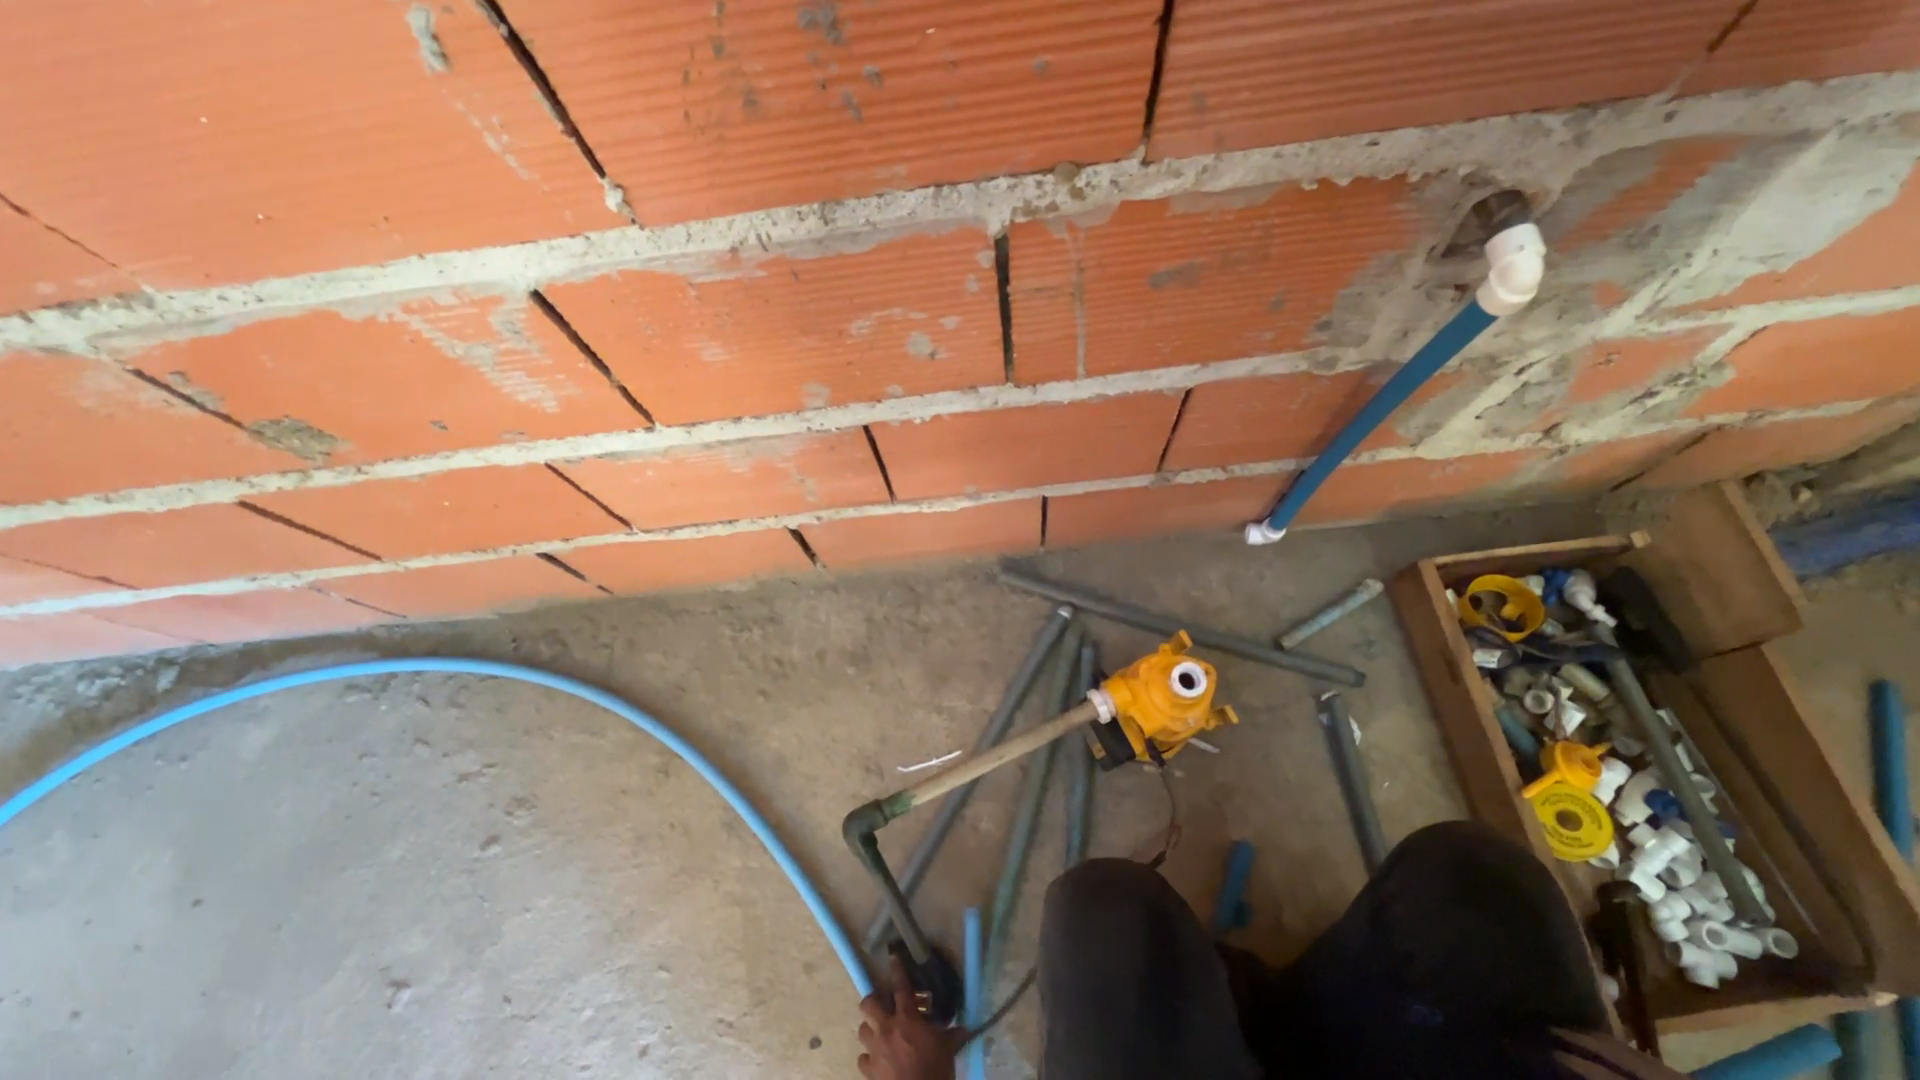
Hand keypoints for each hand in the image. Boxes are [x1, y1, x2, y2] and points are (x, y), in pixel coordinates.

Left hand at [856, 956, 958, 1079]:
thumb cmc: (935, 1070)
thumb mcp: (948, 1049)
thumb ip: (952, 1034)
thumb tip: (963, 1027)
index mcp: (907, 1020)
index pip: (900, 987)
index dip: (897, 970)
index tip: (893, 957)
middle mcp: (886, 1029)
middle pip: (868, 1003)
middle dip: (874, 1000)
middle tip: (884, 1004)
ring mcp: (874, 1050)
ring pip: (862, 1029)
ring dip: (871, 1028)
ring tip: (881, 1032)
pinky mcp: (868, 1070)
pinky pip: (863, 1058)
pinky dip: (870, 1056)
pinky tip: (879, 1059)